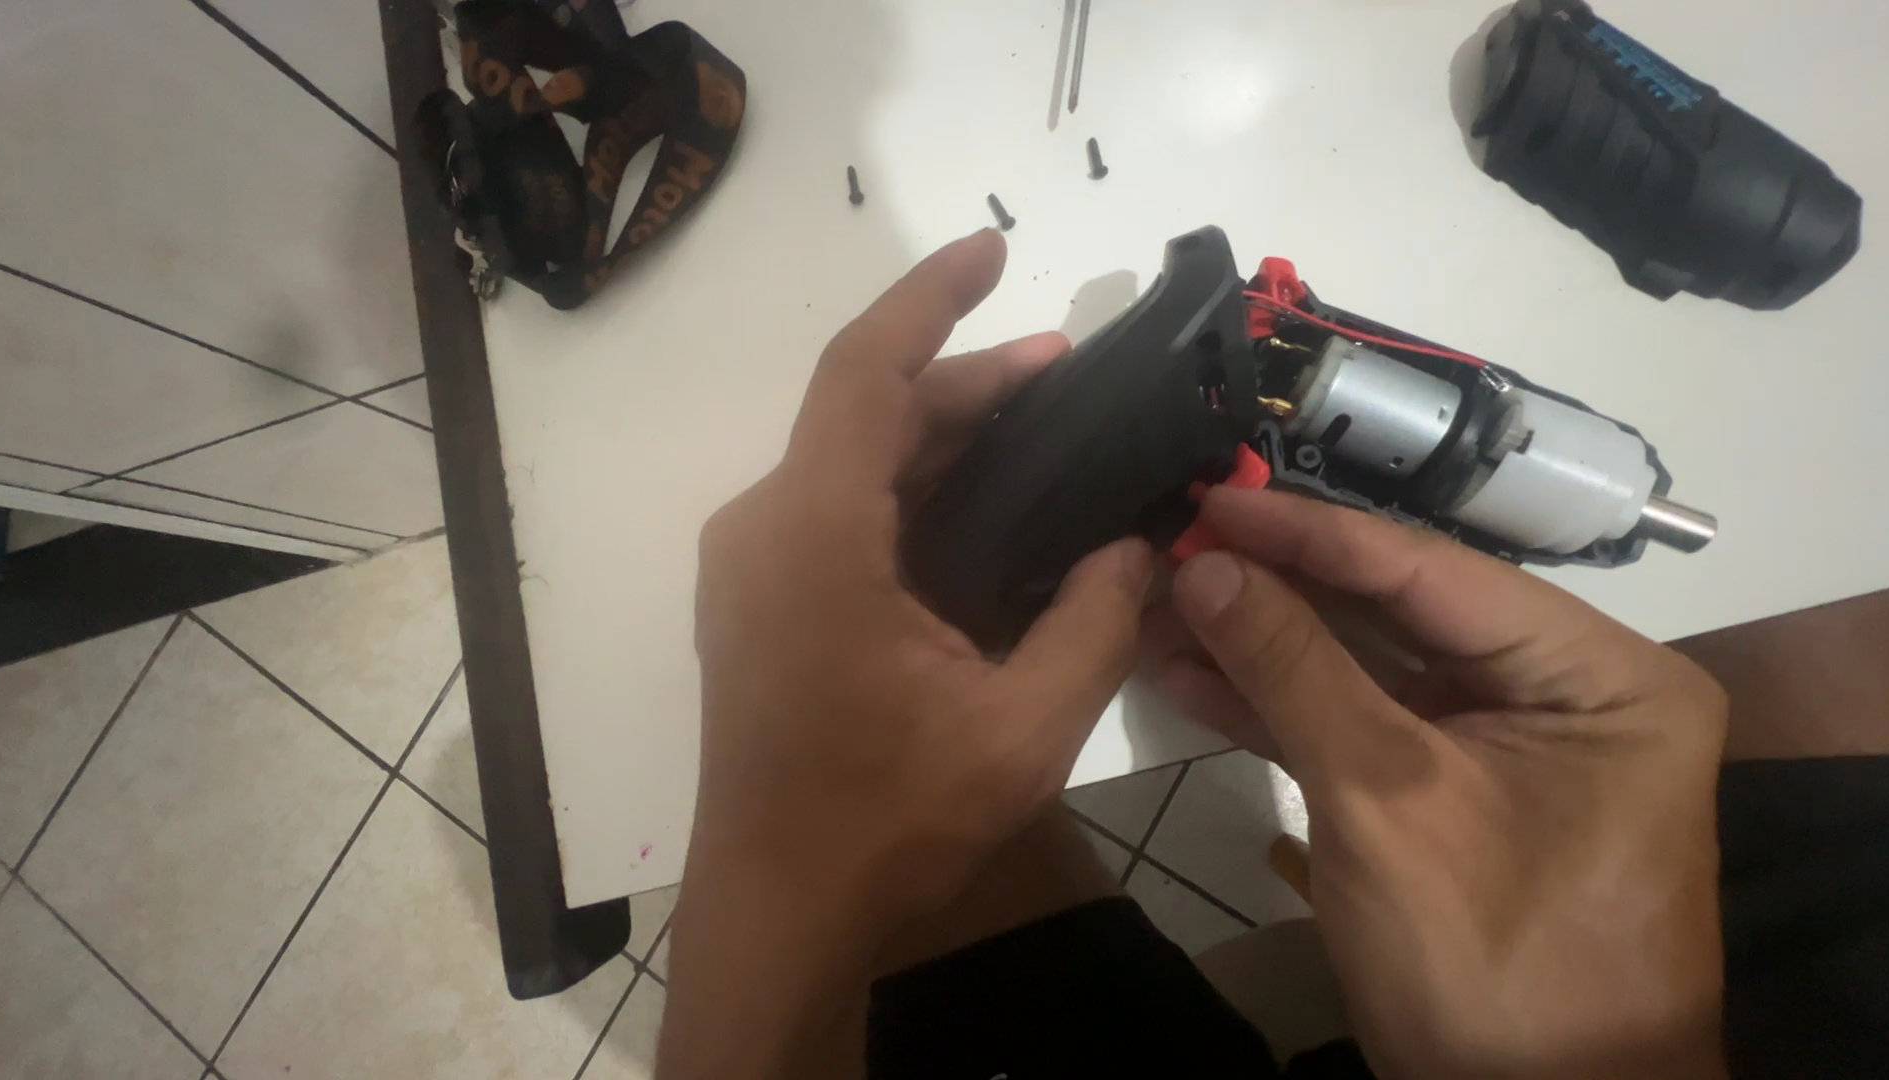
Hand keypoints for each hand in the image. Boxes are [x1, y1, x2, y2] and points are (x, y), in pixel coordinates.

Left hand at [690, 229, 1151, 939]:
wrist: (778, 910)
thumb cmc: (887, 825)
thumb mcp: (1022, 730)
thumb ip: (1094, 625)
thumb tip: (1136, 546)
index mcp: (816, 536)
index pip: (867, 371)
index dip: (929, 296)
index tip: (990, 250)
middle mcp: (764, 527)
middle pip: (868, 413)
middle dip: (963, 382)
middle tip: (1064, 375)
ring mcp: (751, 563)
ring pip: (851, 460)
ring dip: (937, 435)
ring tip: (1036, 426)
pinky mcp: (758, 598)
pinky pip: (836, 508)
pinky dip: (905, 488)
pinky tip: (974, 507)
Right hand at [1146, 489, 1728, 1079]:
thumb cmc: (1487, 955)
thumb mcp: (1381, 793)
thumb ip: (1289, 666)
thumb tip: (1203, 567)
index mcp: (1591, 672)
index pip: (1424, 571)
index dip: (1305, 532)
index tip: (1214, 502)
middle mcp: (1545, 683)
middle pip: (1381, 608)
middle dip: (1269, 587)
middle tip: (1178, 549)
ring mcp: (1482, 730)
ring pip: (1348, 659)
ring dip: (1251, 642)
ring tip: (1162, 609)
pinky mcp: (1426, 773)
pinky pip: (1339, 714)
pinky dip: (1261, 699)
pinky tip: (1183, 674)